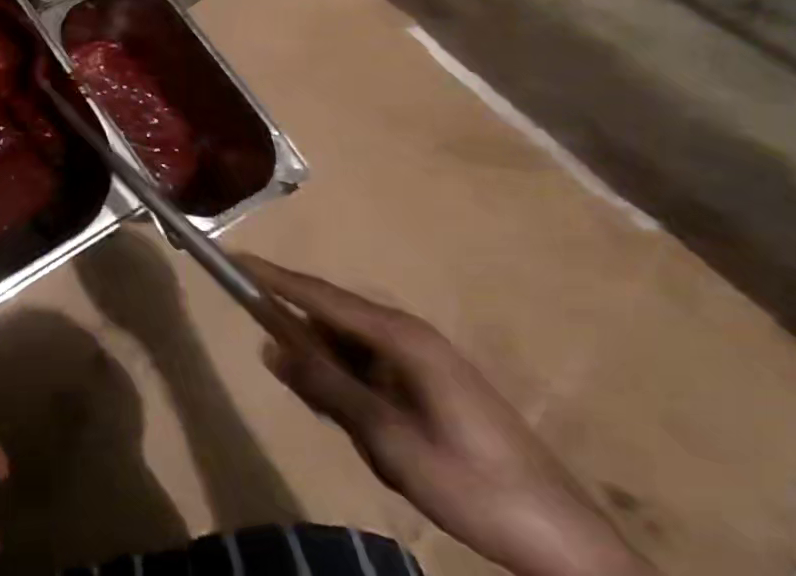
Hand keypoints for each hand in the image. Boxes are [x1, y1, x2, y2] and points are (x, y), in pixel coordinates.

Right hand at [242, 257, 654, 575]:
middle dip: (298, 335)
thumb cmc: (471, 483)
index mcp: (401, 338)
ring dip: (326, 369)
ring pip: (349, 346)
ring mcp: (421, 359)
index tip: (235, 261)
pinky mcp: (427, 382)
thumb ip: (327, 389)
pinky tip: (353, 420)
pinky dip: (347, 384)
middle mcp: (409, 336)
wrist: (560, 535)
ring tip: (334, 416)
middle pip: (333, 317)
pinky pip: (368, 368)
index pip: (322, 297)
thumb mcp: (388, 440)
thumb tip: (270, 346)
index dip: (275, 279)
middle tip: (275, 364)